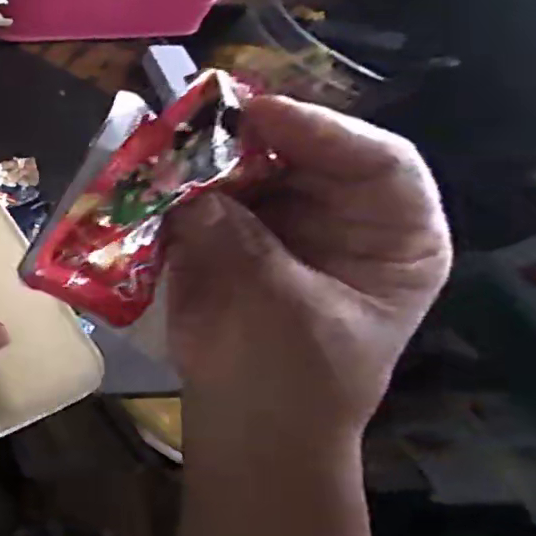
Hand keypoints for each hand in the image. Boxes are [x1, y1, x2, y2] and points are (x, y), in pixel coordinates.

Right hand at [165, 97, 451, 448]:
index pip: (377, 163)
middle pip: (301, 158)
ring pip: (243, 175)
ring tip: (159, 147)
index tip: (258, 114)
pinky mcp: (223, 239)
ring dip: (201, 164)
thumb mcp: (284, 312)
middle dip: (248, 141)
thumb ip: (243, 248)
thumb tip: (191, 197)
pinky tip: (145, 182)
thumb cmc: (293, 377)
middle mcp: (335, 217)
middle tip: (193, 123)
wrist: (246, 422)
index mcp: (390, 236)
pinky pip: (200, 204)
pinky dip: (172, 194)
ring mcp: (275, 226)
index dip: (323, 132)